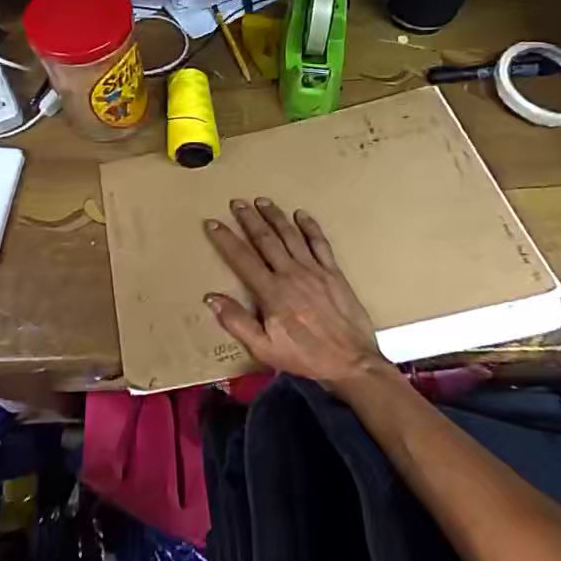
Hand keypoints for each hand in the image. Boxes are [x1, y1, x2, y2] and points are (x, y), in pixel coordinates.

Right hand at [204, 198, 395, 389]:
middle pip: (266, 239)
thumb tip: (211, 298)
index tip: (213, 224)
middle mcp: (292, 274)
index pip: (242, 259)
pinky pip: (319, 242)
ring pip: (291, 235)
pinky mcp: (333, 271)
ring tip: (263, 201)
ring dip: (276, 216)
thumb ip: (237, 321)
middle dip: (250, 219)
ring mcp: (314, 270)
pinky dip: (310, 226)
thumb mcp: (264, 348)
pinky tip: (302, 214)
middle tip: (238, 203)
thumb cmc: (305, 356)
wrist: (349, 359)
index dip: (226, 239)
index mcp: (272, 292)